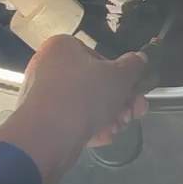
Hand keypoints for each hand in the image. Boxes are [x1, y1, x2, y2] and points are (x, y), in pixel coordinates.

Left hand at [0, 36, 149, 183]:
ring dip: (108, 116)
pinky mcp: (42, 120)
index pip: (99, 57)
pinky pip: (71, 120)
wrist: (46, 136)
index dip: (121, 76)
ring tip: (120, 126)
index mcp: (63, 47)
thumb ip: (133, 66)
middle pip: (94, 83)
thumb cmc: (83, 96)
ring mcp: (43, 95)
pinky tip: (104, 136)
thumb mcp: (119, 77)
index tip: (135, 91)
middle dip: (119, 100)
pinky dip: (89, 127)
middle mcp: (48, 67)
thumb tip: (140, 58)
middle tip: (134, 112)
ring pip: (85, 104)